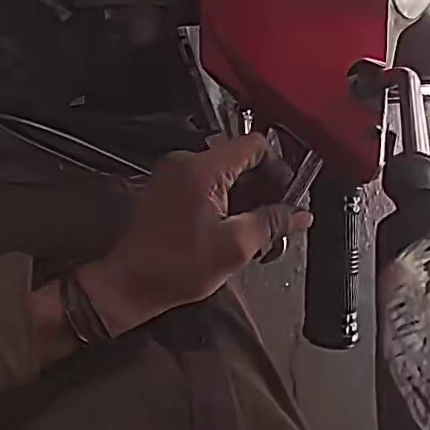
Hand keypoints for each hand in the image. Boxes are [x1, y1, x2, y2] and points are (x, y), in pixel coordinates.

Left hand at [76, 135, 311, 333]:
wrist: (129, 283)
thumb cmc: (175, 267)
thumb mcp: (235, 247)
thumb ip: (272, 223)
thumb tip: (300, 214)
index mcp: (202, 168)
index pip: (255, 145)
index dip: (279, 168)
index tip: (288, 194)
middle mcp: (186, 162)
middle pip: (241, 158)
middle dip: (264, 187)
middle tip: (277, 217)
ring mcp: (174, 173)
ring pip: (226, 172)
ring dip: (246, 196)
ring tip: (256, 229)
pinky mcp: (169, 187)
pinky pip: (207, 182)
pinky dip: (226, 200)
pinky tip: (234, 228)